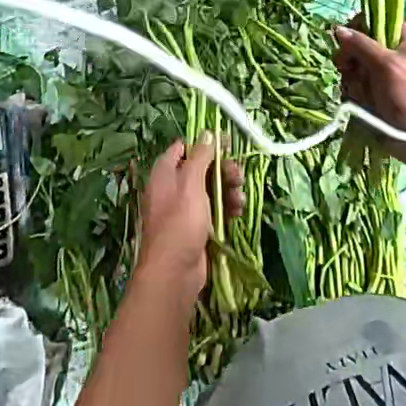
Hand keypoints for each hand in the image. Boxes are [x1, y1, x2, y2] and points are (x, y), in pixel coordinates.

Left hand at [136, 138, 245, 299]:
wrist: (174, 273)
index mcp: (165, 173)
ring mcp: (183, 209)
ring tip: (240, 201)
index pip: (184, 148)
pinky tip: (237, 213)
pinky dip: (225, 208)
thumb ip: (200, 156)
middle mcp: (172, 188)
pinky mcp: (194, 227)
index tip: (228, 145)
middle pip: (201, 168)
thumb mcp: (191, 184)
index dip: (205, 144)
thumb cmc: (180, 223)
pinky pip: (213, 209)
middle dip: (222, 171)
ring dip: (228, 191)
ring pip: (210, 190)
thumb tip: (207, 132)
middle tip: (238, 177)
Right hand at [333, 21, 405, 158]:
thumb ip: (362, 44)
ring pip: (355, 67)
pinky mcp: (377, 95)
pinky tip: (361, 102)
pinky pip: (357, 86)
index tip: (349, 41)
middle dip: (352, 58)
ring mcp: (384, 76)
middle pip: (360, 45)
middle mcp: (393, 55)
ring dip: (353, 79)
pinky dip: (356, 93)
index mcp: (405, 40)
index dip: (359, 28)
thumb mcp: (387, 65)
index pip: (376, 21)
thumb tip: (338, 29)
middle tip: (349, 69)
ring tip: (362, 92)